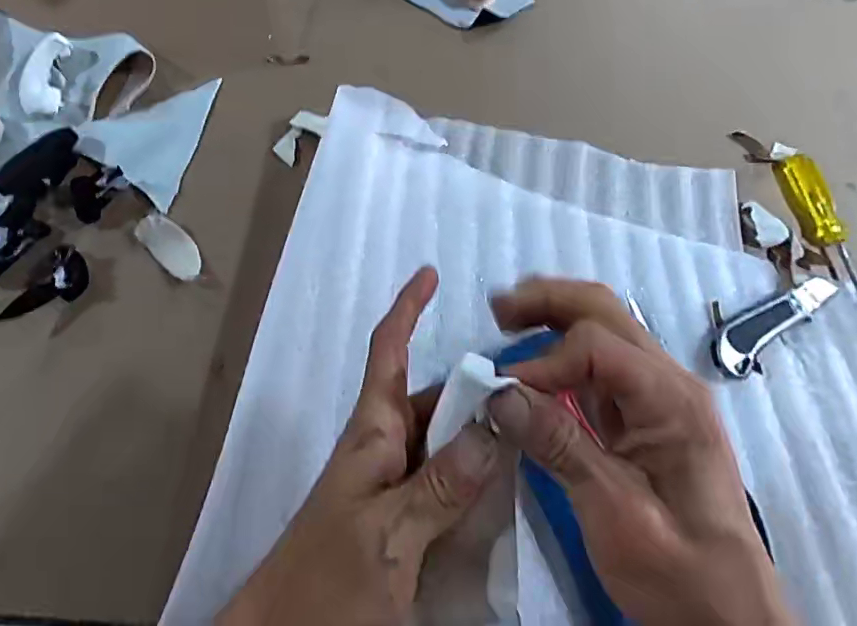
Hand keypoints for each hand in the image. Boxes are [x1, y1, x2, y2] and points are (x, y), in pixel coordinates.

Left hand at [219, 268, 500, 625]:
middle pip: (435, 398)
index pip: (390, 352)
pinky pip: (449, 483)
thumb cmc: (324, 583)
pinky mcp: (404, 525)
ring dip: (481, 432)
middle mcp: (386, 450)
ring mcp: (395, 489)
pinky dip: (478, 475)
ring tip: (532, 427)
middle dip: (474, 385)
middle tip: (531, 384)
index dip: (408, 308)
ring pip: (446, 442)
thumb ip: (442, 483)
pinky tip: (511, 484)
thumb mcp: (388, 534)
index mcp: (373, 433)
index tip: (429, 272)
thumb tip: (495, 425)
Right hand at [487, 279, 796, 625]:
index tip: (504, 394)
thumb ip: (560, 446)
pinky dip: (564, 355)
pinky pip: (602, 366)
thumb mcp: (615, 513)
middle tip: (498, 309)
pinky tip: (536, 363)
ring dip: (555, 318)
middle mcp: (667, 381)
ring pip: (604, 329)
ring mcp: (658, 395)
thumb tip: (501, 394)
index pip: (597, 346)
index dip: (544, 360)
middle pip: (605, 312)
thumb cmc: (680, 572)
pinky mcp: (645, 415)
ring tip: (507, 321)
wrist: (730, 618)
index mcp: (670, 397)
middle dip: (548, 301)